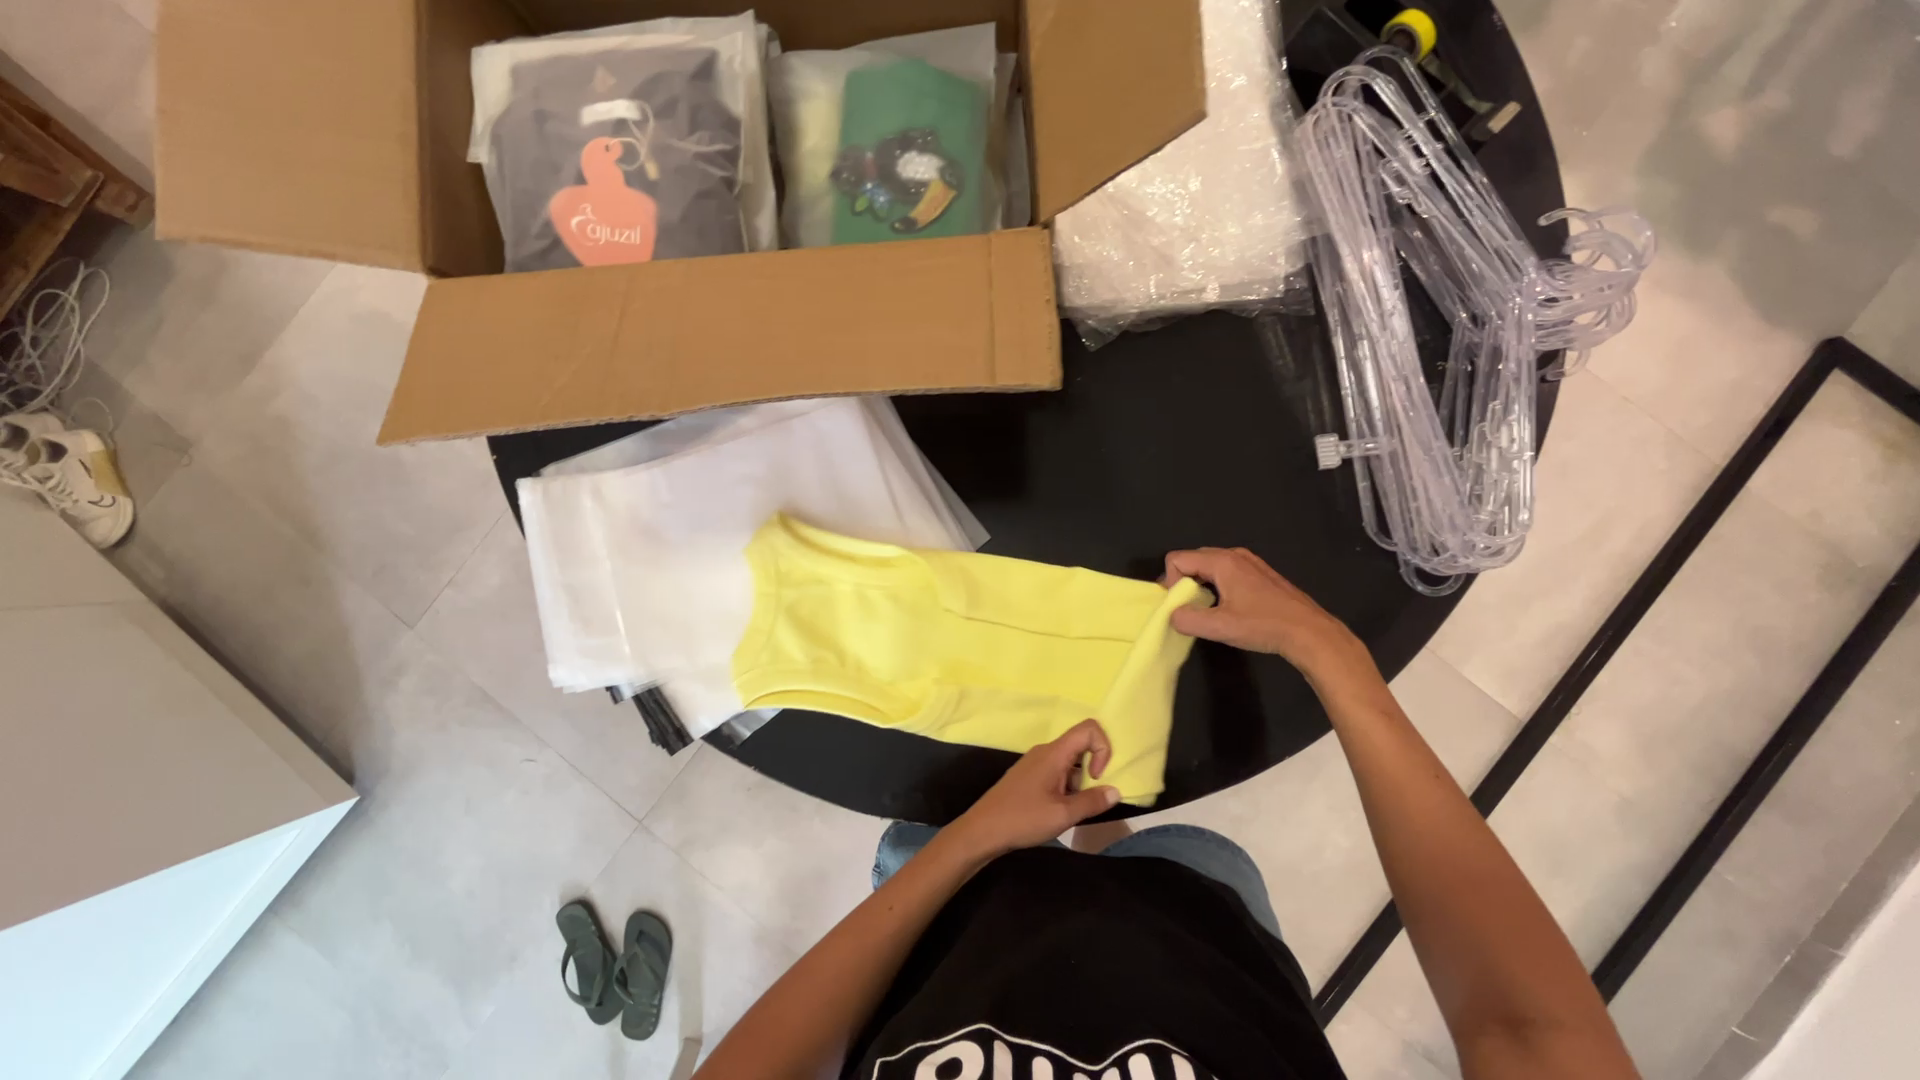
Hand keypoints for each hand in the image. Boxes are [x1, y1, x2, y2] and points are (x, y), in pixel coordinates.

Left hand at [944, 719, 1122, 861]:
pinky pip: (1056, 772)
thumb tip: (1116, 792)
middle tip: (1089, 798)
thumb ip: (1092, 802)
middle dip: (1093, 769)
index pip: (1088, 729)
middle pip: (1080, 745)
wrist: (982, 831)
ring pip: (1069, 762)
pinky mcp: (1028, 776)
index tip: (1098, 777)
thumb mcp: (1063, 814)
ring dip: (1079, 782)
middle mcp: (1044, 752)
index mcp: (1054, 753)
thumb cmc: (1023, 819)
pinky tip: (1058, 810)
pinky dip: (1066, 787)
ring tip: (1071, 810)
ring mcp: (1034, 764)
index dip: (1102, 748)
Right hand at [1163, 547, 1368, 679]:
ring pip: (1209, 566)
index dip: (1169, 582)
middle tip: (1189, 609)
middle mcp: (1235, 555)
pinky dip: (1216, 586)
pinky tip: (1228, 608)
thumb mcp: (1220, 627)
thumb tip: (1172, 615)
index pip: (1177, 559)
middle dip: (1183, 582)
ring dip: (1200, 586)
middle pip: (1192, 559)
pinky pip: (1225, 572)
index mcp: (1222, 561)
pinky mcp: (1260, 574)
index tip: (1179, 606)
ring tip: (1207, 611)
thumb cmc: (1263, 625)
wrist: (1309, 632)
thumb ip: (1188, 619)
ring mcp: (1250, 562)